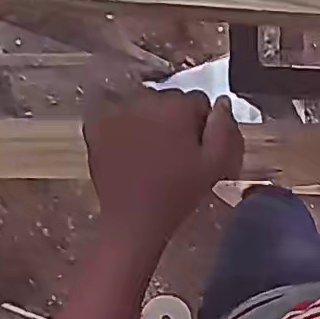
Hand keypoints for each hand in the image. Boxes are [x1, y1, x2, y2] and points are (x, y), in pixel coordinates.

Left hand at [86, 91, 243, 249]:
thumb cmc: (177, 194)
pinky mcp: (96, 125)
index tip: (197, 148)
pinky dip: (124, 126)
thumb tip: (222, 102)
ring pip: (143, 106)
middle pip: (168, 100)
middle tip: (175, 152)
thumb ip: (223, 130)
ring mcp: (117, 111)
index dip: (202, 125)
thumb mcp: (214, 166)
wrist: (134, 219)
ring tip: (151, 153)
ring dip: (150, 121)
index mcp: (177, 106)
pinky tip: (129, 149)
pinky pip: (117, 116)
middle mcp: (145, 99)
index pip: (197, 102)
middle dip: (174, 120)